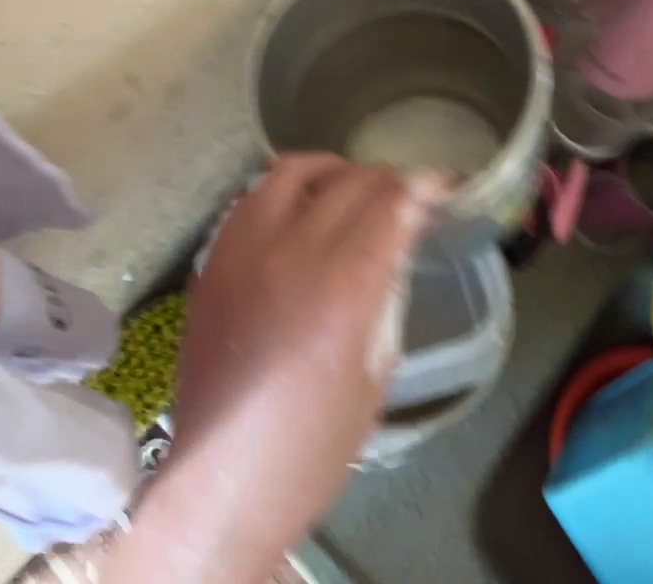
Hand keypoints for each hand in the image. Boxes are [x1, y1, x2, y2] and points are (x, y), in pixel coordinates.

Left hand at [108, 154, 444, 582]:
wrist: (222, 479)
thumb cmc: (312, 447)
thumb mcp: (375, 374)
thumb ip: (385, 299)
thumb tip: (393, 251)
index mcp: (342, 286)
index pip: (391, 205)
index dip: (424, 187)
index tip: (441, 185)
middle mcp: (289, 252)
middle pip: (348, 182)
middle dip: (387, 180)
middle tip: (406, 196)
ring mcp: (241, 250)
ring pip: (291, 172)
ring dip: (332, 172)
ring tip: (352, 189)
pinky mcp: (211, 261)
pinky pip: (251, 199)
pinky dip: (285, 191)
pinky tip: (300, 212)